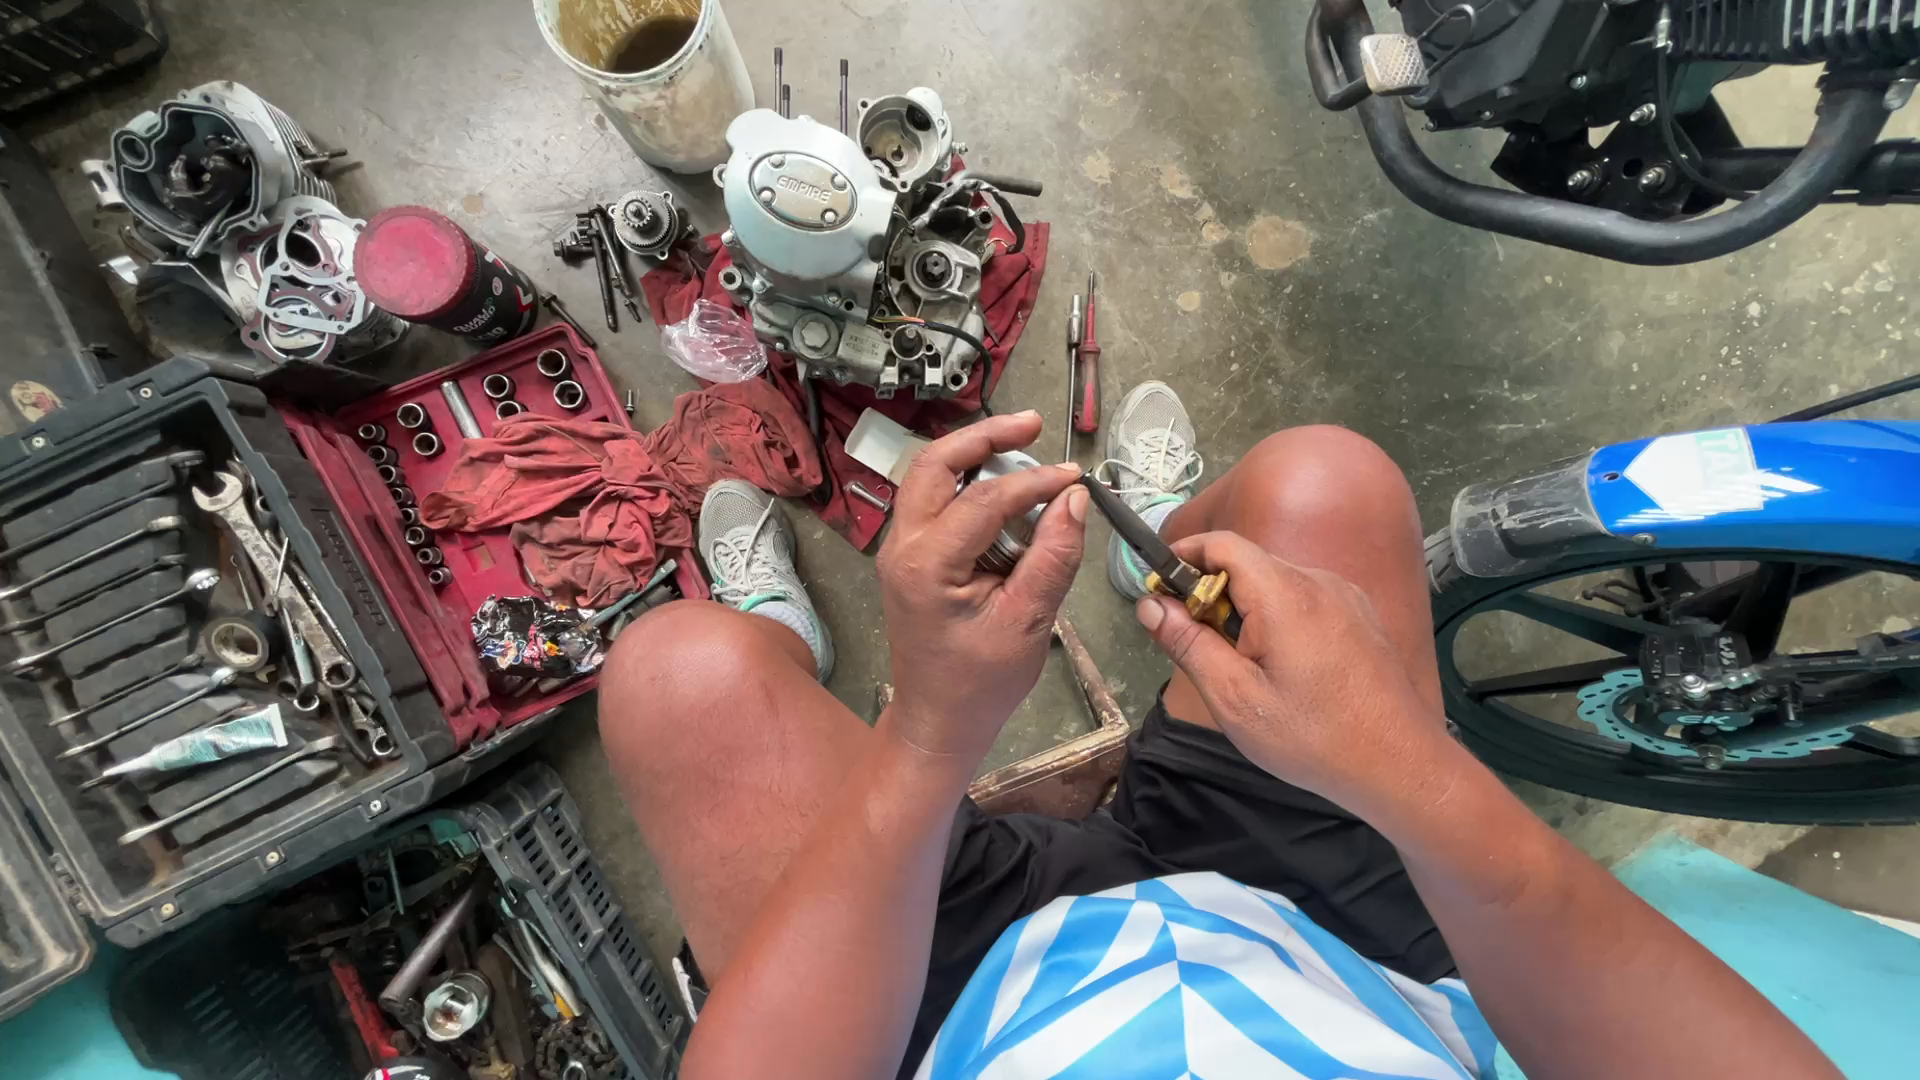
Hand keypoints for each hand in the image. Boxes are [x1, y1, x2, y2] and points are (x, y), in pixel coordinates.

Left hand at [877, 411, 1087, 765]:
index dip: (1034, 481)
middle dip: (983, 436)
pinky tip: (1002, 487)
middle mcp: (901, 546)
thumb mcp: (1028, 622)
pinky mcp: (909, 557)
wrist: (937, 721)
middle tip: (1031, 423)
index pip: (983, 499)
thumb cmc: (981, 682)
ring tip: (1021, 446)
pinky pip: (933, 503)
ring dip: (972, 456)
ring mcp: (899, 549)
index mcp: (926, 564)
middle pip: (933, 464)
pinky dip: (966, 484)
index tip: (1075, 475)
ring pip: (928, 478)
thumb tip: (1075, 497)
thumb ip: (1053, 556)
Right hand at [1134, 531, 1451, 809]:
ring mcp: (1345, 596)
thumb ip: (1188, 643)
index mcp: (1284, 595)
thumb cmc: (1311, 736)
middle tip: (1192, 639)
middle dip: (1208, 590)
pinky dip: (1273, 613)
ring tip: (1235, 659)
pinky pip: (1302, 597)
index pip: (1222, 544)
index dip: (1183, 556)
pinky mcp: (1360, 615)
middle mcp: (1318, 581)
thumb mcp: (1234, 697)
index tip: (1159, 590)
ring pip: (1274, 581)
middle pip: (1247, 562)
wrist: (1402, 769)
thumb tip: (1149, 603)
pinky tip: (1278, 662)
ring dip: (1241, 605)